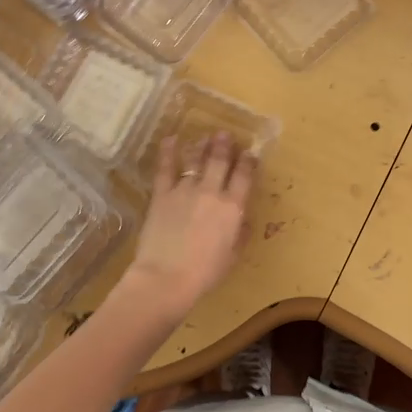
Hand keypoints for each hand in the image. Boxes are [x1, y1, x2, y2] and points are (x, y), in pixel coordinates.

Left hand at [119, 132, 258, 314]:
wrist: (166, 277)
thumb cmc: (204, 273)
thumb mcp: (232, 256)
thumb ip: (240, 234)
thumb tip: (243, 220)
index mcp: (232, 208)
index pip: (244, 176)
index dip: (248, 162)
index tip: (250, 153)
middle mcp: (211, 192)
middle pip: (219, 161)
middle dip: (224, 145)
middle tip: (225, 134)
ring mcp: (184, 190)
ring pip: (195, 160)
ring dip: (201, 146)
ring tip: (204, 137)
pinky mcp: (162, 195)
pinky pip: (165, 168)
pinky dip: (168, 152)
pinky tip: (171, 139)